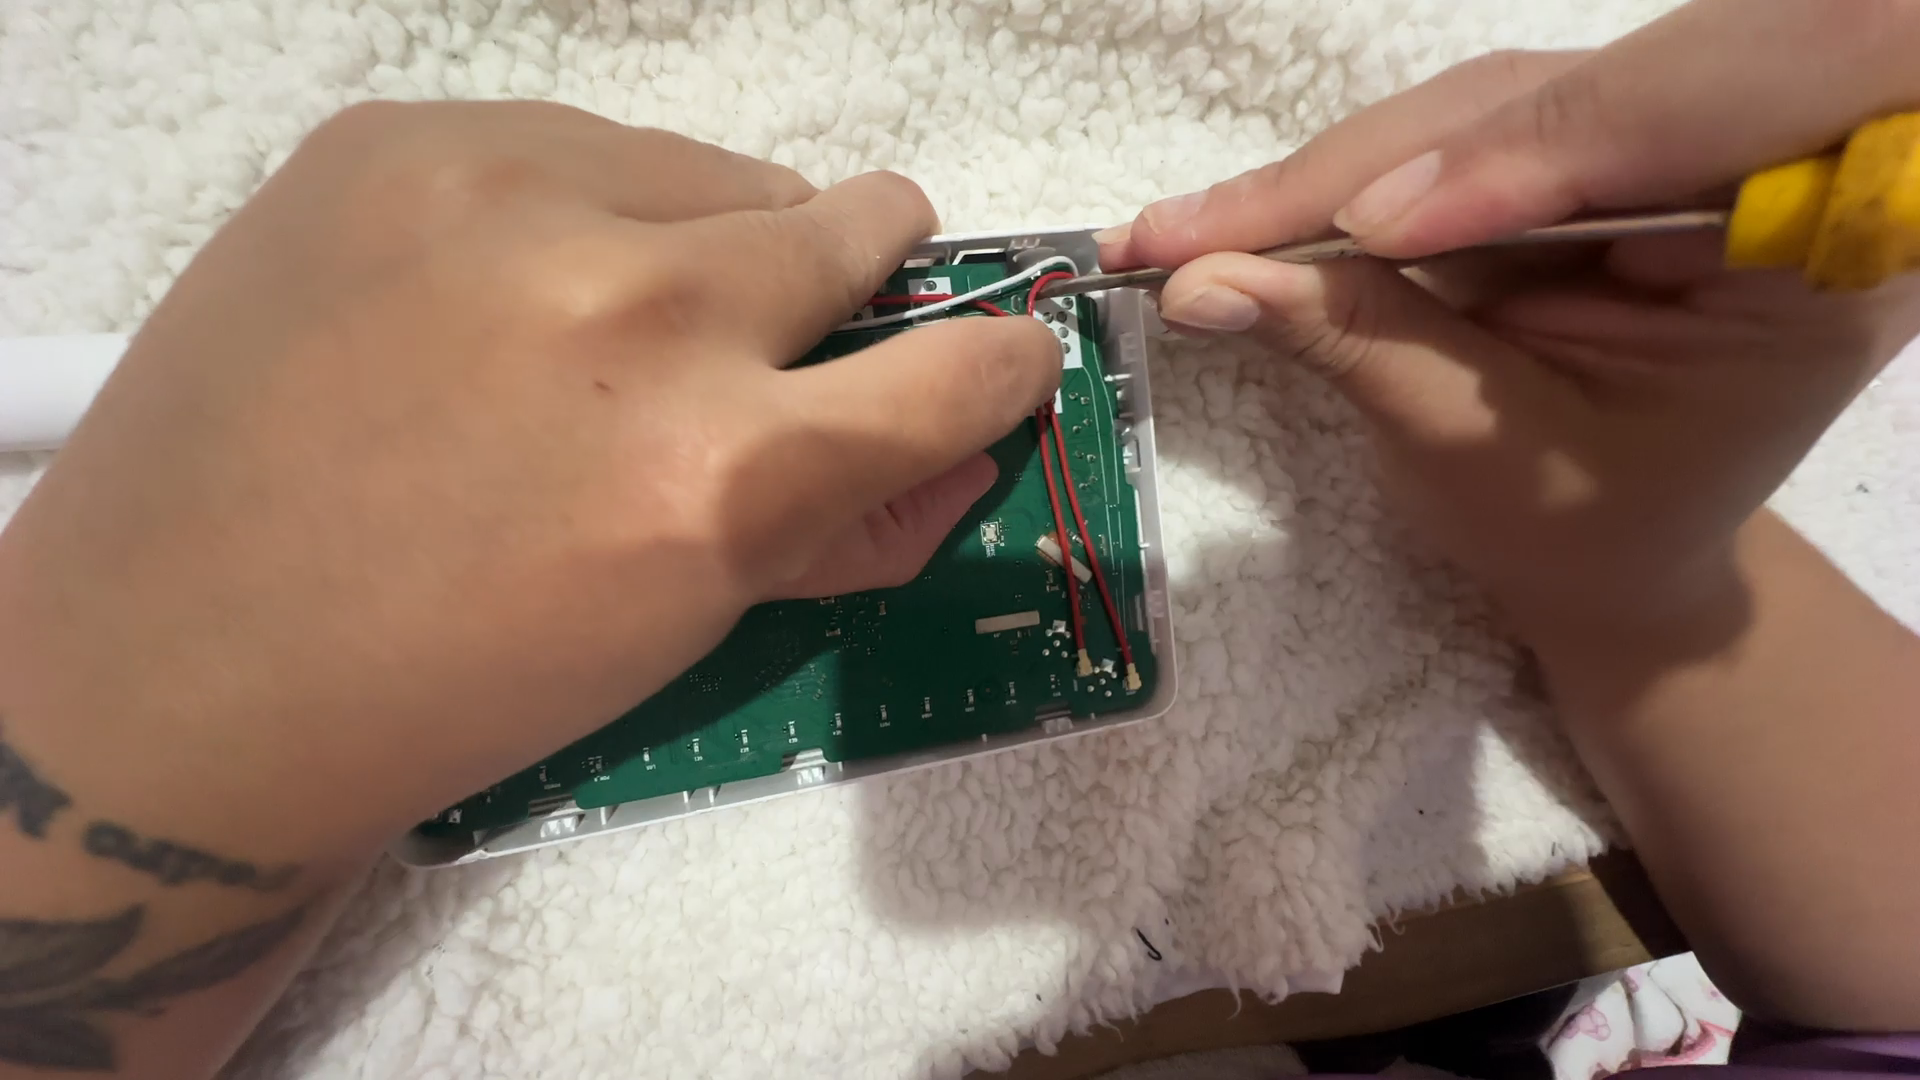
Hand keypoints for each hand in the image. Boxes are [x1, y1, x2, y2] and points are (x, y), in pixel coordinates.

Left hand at [0, 101, 1058, 859]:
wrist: (200, 659)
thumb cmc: (494, 669)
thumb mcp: (707, 618)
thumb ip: (867, 524)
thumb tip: (979, 450)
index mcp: (721, 470)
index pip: (956, 374)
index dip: (1007, 363)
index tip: (1007, 358)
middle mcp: (640, 310)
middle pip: (861, 223)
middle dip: (877, 279)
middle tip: (817, 333)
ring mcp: (513, 197)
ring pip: (743, 176)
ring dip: (749, 248)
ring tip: (656, 327)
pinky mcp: (405, 138)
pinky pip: (612, 152)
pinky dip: (629, 216)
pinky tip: (545, 291)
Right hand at [1100, 0, 1919, 653]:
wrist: (1598, 545)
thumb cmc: (1569, 526)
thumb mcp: (1473, 447)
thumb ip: (1354, 342)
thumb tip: (1201, 282)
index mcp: (1816, 227)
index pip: (1705, 109)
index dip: (1532, 148)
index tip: (1368, 230)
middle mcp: (1738, 149)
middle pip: (1532, 102)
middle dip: (1347, 176)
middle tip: (1185, 233)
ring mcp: (1630, 147)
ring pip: (1453, 115)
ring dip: (1301, 185)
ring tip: (1175, 238)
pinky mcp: (1544, 161)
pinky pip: (1421, 146)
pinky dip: (1312, 195)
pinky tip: (1227, 226)